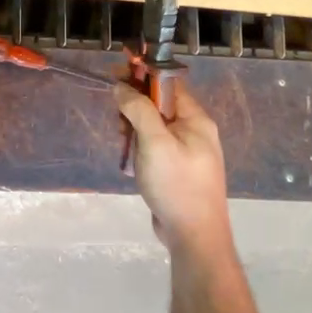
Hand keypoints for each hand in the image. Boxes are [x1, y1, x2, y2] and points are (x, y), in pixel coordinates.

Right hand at [114, 82, 232, 253]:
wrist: (194, 237)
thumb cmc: (176, 185)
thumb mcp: (154, 142)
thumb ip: (138, 108)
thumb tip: (121, 86)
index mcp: (196, 120)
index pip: (168, 83)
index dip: (142, 75)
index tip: (115, 75)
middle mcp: (195, 131)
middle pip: (159, 103)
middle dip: (134, 104)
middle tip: (117, 117)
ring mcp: (188, 151)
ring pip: (154, 124)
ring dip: (134, 126)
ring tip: (123, 140)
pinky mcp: (178, 168)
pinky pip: (155, 143)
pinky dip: (139, 144)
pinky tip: (131, 157)